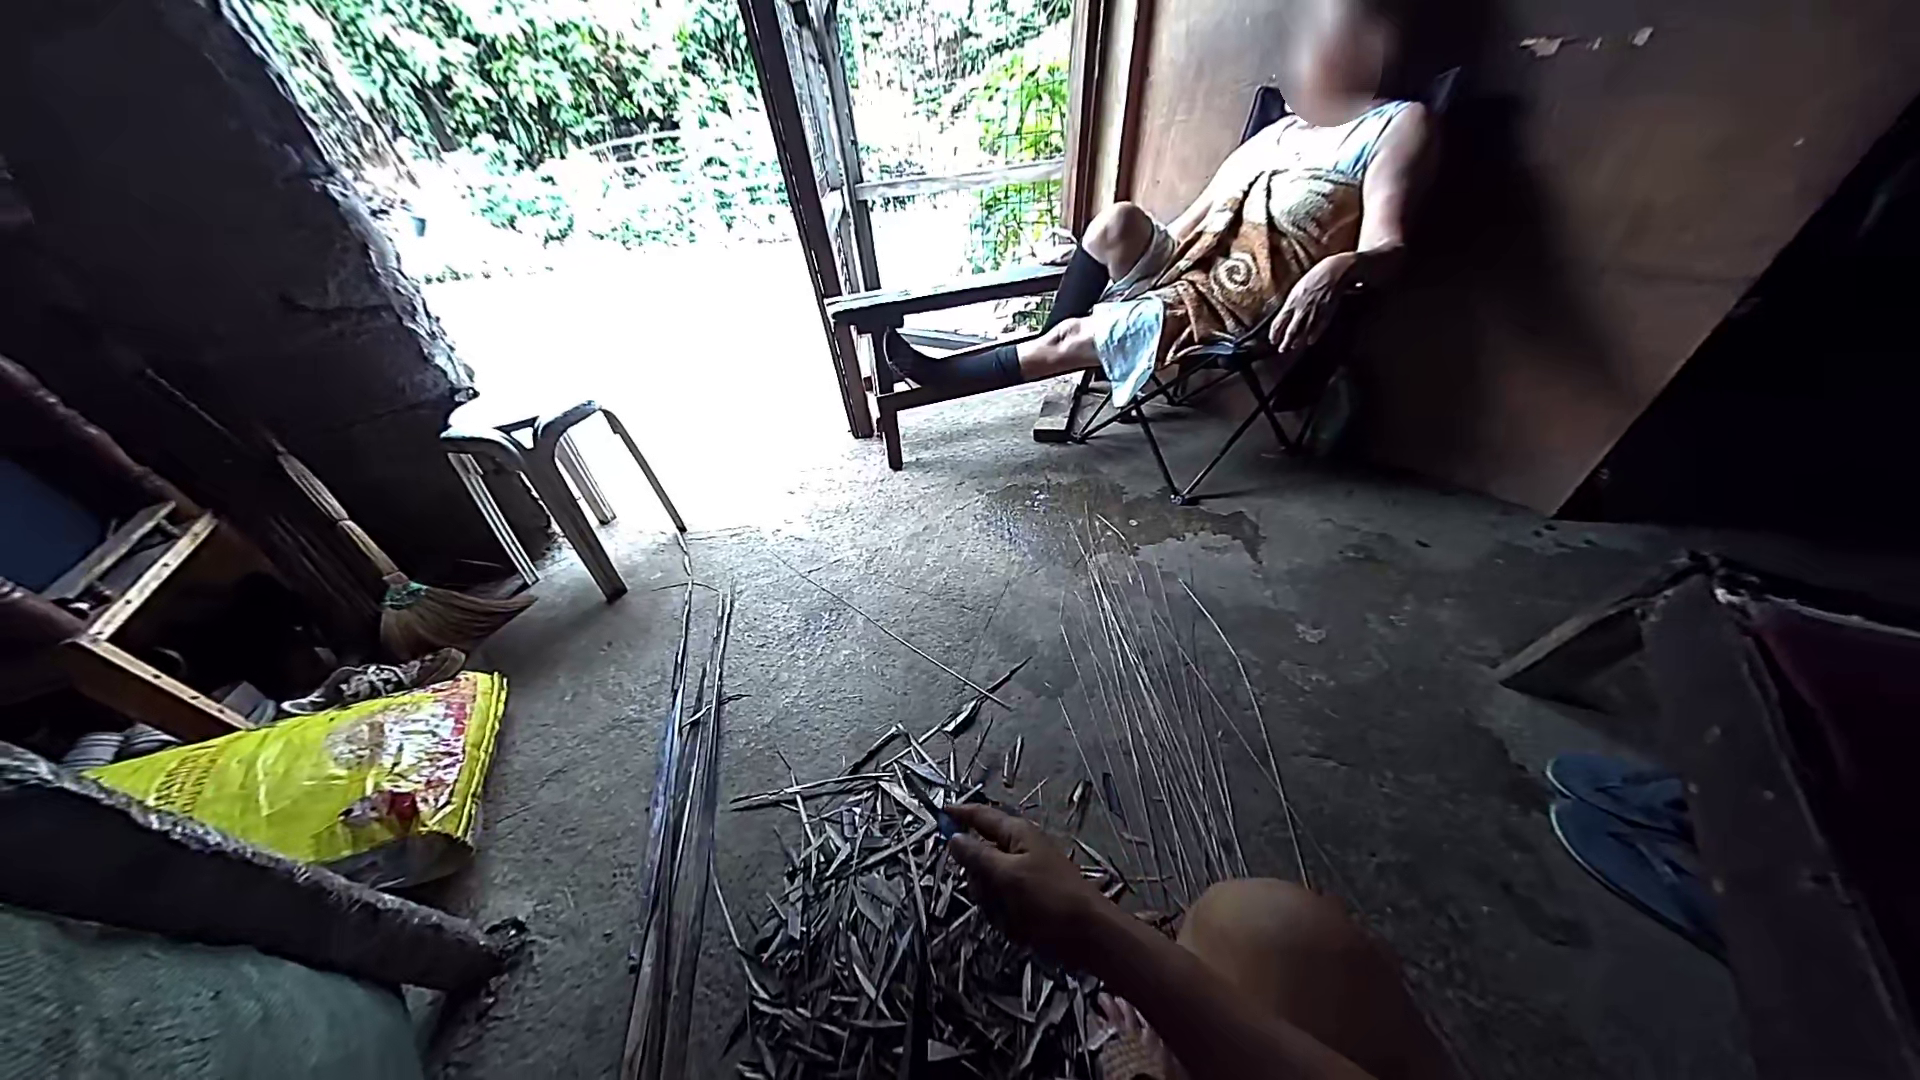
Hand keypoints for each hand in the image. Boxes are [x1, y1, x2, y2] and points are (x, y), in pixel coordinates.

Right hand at [946, 803, 1108, 964]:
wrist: (1088, 935)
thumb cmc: (1050, 898)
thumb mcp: (1008, 875)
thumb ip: (978, 856)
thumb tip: (954, 837)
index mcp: (1016, 833)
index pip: (981, 816)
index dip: (960, 814)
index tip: (940, 813)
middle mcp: (1019, 849)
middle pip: (980, 857)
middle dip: (979, 880)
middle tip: (991, 895)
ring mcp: (1024, 874)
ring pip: (989, 885)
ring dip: (993, 903)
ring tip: (1011, 916)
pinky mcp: (1029, 898)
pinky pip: (1003, 904)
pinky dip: (1006, 917)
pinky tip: (1020, 928)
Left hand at [1269, 252, 1356, 352]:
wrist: (1334, 271)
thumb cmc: (1313, 279)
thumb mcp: (1296, 290)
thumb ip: (1290, 305)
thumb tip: (1283, 317)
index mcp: (1291, 303)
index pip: (1278, 323)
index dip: (1274, 334)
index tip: (1273, 341)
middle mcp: (1301, 309)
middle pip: (1290, 330)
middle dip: (1285, 342)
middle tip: (1282, 350)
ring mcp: (1314, 311)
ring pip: (1304, 331)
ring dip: (1298, 341)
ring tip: (1294, 347)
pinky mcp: (1327, 312)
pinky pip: (1319, 327)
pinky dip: (1314, 335)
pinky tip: (1310, 341)